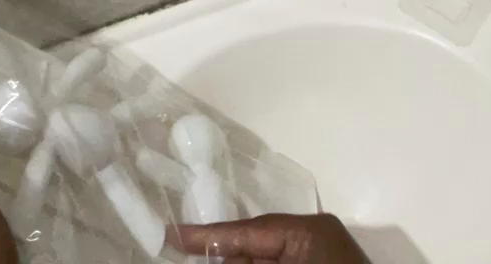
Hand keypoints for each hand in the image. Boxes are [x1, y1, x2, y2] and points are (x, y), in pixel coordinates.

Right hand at [169, 213, 372, 262]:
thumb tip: (218, 258)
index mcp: (310, 232)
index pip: (252, 230)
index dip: (210, 235)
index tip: (174, 236)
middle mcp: (312, 241)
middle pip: (256, 248)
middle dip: (224, 254)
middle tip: (184, 250)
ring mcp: (316, 259)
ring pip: (265, 260)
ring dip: (239, 261)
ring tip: (204, 255)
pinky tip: (232, 263)